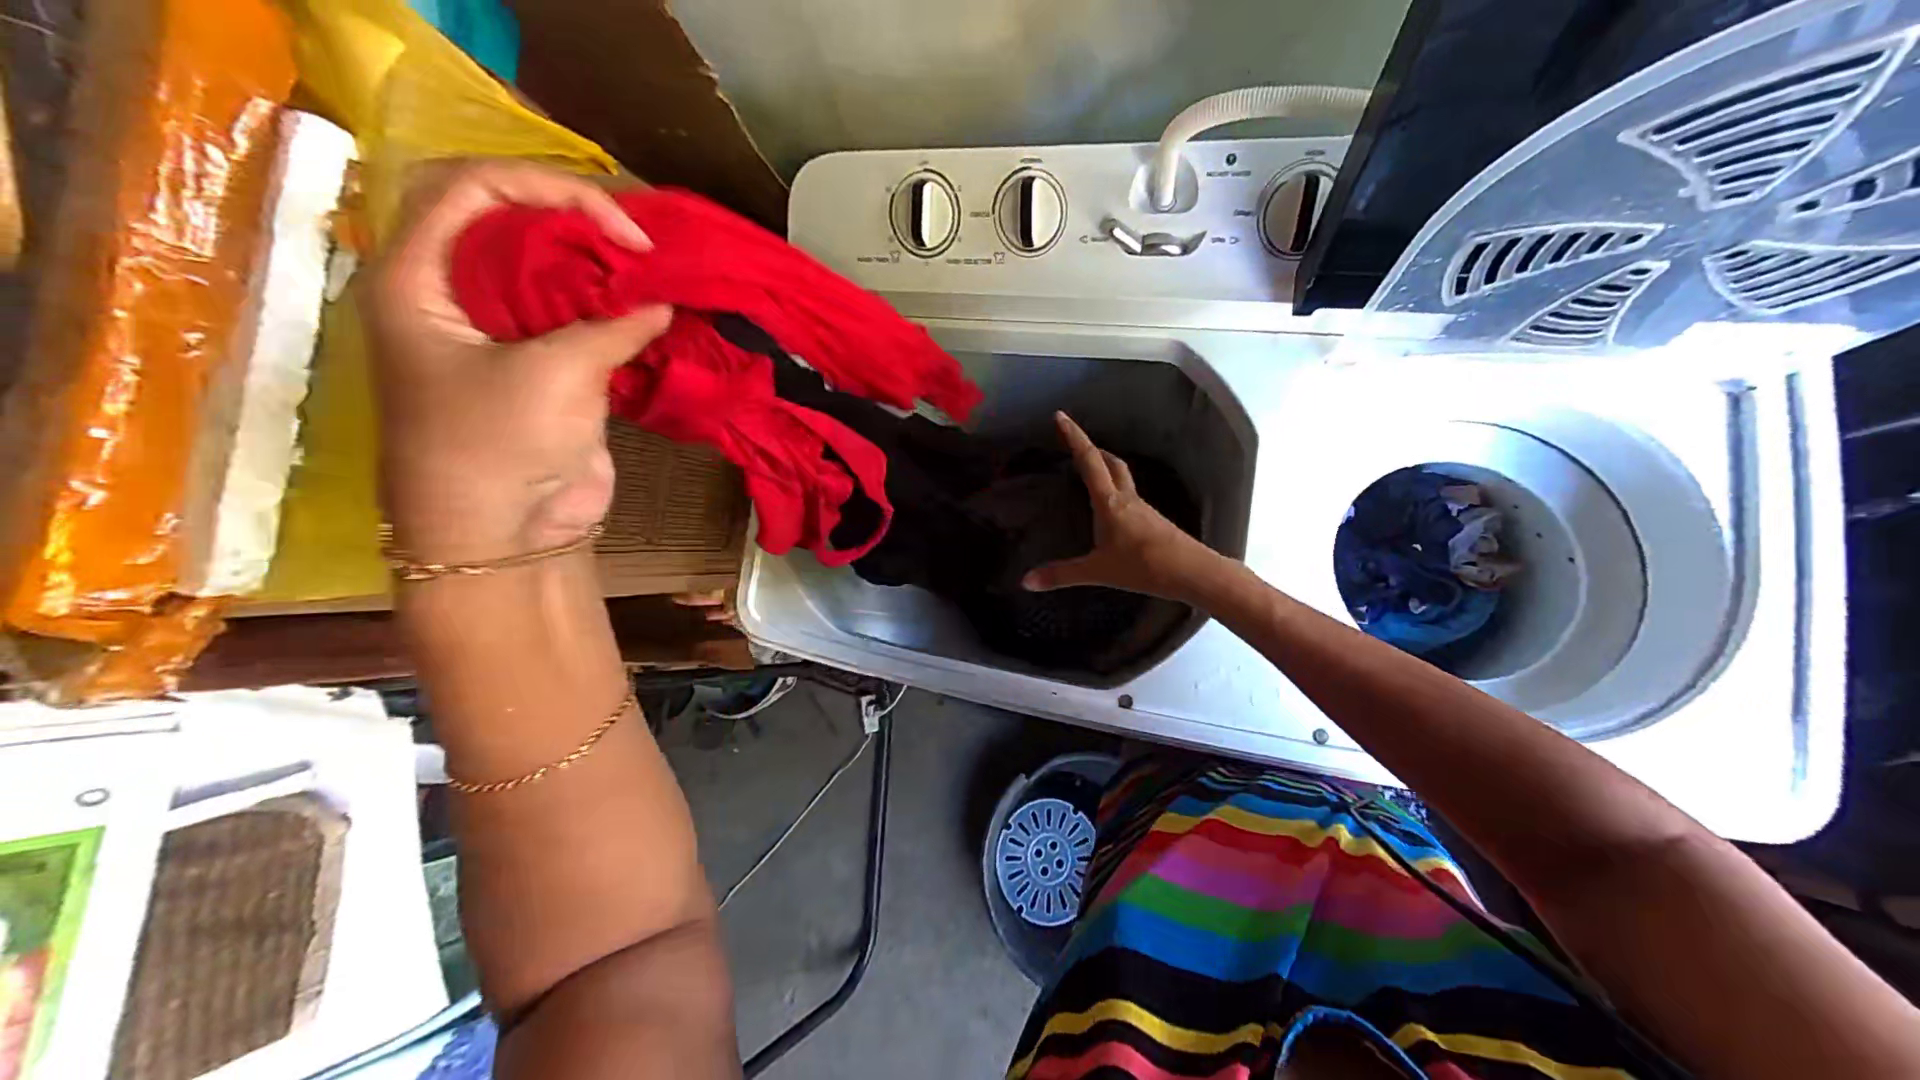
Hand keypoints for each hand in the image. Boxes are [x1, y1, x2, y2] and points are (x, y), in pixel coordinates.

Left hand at [363, 160, 670, 562]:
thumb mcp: (553, 375)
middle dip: (578, 224)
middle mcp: (454, 297)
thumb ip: (611, 328)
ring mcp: (501, 336)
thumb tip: (664, 303)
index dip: (547, 187)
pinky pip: (579, 324)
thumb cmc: (496, 447)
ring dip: (601, 271)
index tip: (616, 226)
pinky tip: (653, 314)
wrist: (505, 537)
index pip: (472, 188)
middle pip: (512, 224)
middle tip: (639, 243)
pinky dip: (616, 316)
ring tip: (653, 272)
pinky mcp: (544, 372)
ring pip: (549, 275)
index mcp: (418, 279)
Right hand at [1021, 412, 1221, 601]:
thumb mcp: (1097, 572)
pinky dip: (1116, 492)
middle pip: (1110, 463)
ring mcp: (1143, 510)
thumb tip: (1026, 581)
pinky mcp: (1153, 523)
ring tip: (1089, 473)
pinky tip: (1111, 509)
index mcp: (1109, 502)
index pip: (1089, 460)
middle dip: (1092, 449)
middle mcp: (1127, 499)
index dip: (1074, 437)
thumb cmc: (1143, 566)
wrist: (1192, 572)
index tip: (1060, 417)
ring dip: (1106, 469)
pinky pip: (1130, 498)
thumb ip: (1061, 575)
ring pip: (1122, 479)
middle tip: (1076, 444)